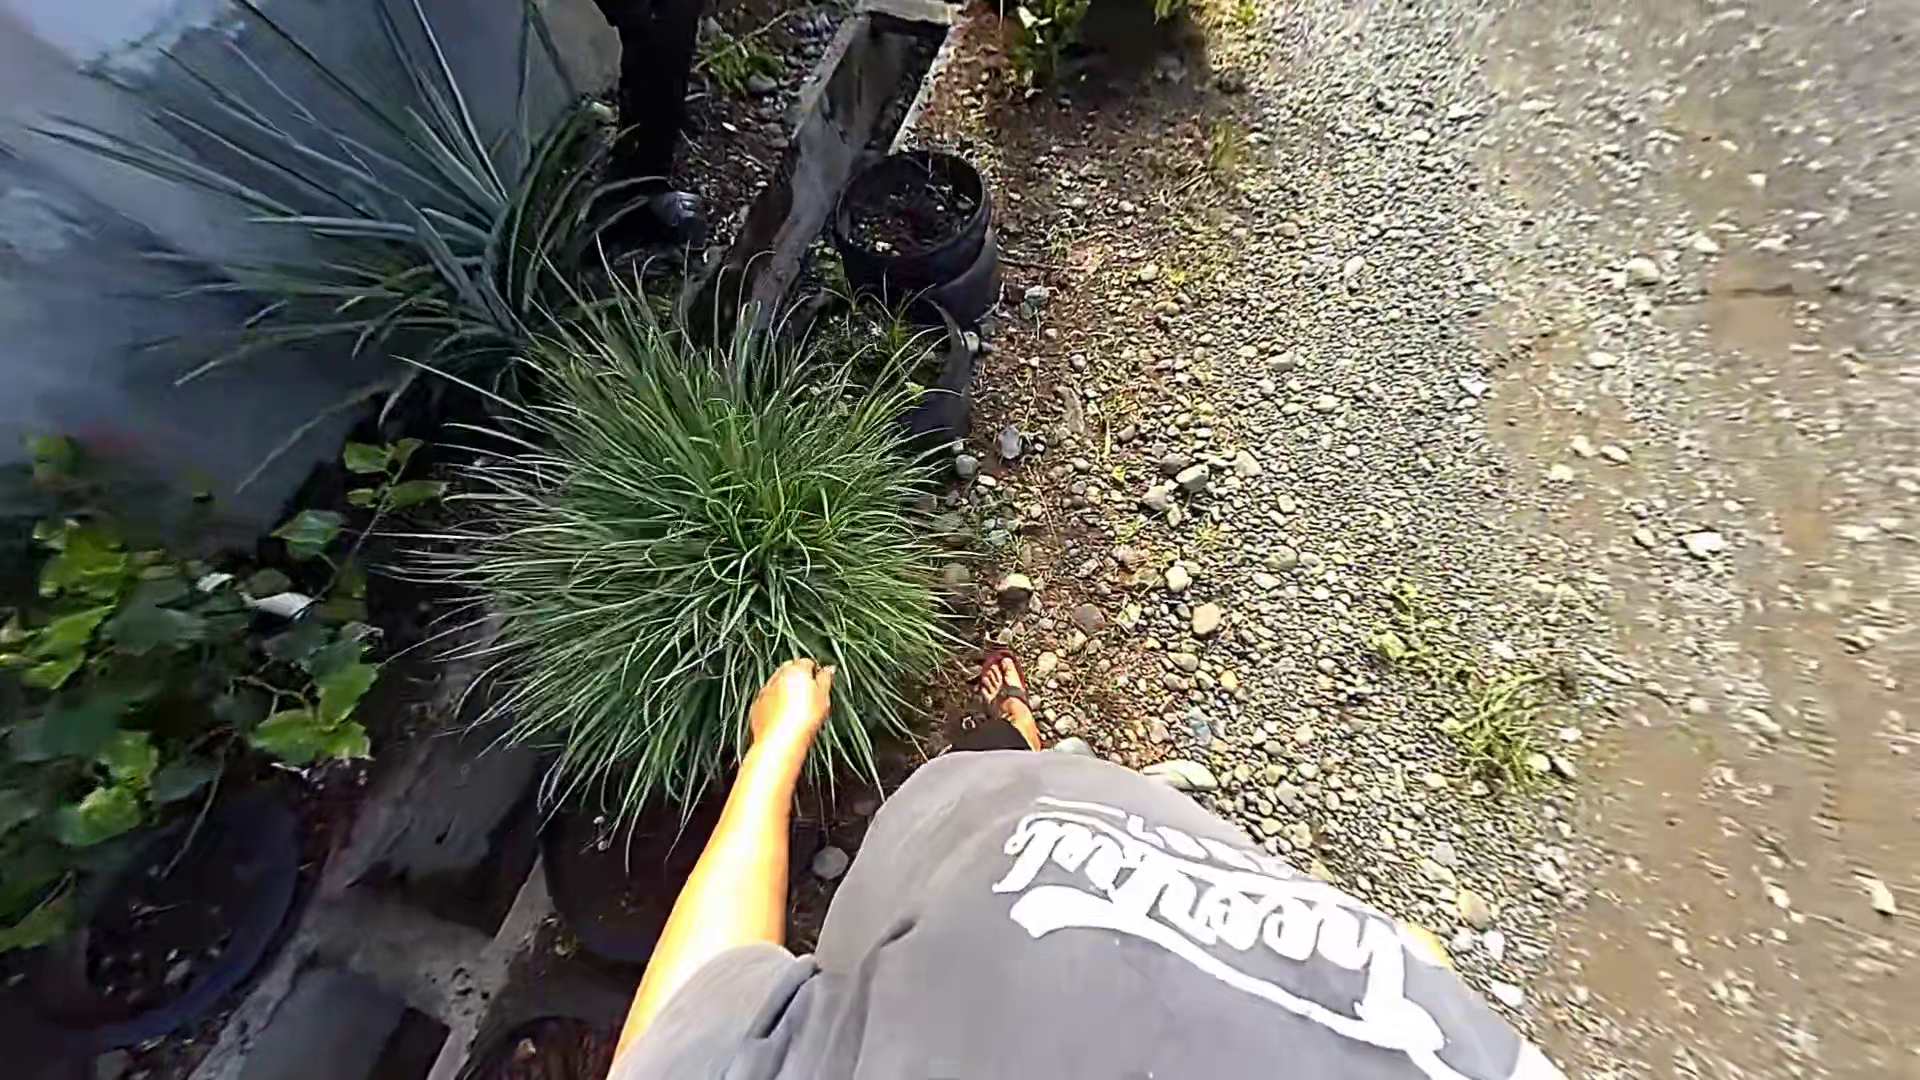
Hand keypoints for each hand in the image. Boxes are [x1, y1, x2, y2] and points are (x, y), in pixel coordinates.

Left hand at [749, 658, 833, 756]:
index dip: (815, 673)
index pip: (807, 662)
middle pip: (789, 670)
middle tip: (809, 695)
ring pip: (777, 685)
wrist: (780, 742)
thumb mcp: (824, 697)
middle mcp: (777, 677)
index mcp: (796, 670)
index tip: (820, 684)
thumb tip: (828, 669)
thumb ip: (826, 679)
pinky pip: (768, 700)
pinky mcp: (757, 707)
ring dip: (785, 691)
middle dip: (798, 679)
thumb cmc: (804, 719)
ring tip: (797, 708)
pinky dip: (774, 704)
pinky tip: (784, 716)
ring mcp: (765, 692)